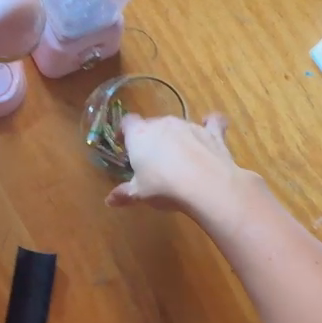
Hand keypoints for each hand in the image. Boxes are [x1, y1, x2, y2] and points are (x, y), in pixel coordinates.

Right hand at [105, 112, 258, 220]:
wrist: (206, 185)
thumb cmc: (163, 186)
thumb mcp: (139, 193)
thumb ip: (124, 193)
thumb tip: (110, 200)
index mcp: (139, 135)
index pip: (127, 122)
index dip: (124, 131)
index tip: (123, 144)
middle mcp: (163, 124)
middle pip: (152, 124)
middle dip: (149, 137)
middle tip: (149, 158)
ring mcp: (189, 126)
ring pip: (177, 125)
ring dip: (174, 136)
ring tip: (176, 155)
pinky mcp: (212, 133)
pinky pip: (212, 122)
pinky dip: (210, 124)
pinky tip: (210, 126)